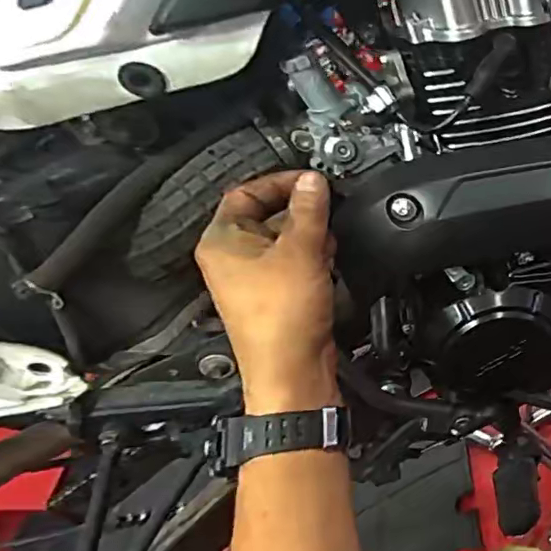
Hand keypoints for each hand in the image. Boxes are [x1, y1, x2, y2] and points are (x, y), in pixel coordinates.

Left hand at [194, 170, 342, 413]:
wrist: (294, 369)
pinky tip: (328, 265)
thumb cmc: (280, 321)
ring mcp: (255, 277)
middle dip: (303, 213)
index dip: (281, 181)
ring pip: (286, 239)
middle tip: (325, 213)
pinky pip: (296, 262)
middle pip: (270, 214)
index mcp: (222, 241)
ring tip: (326, 246)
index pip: (247, 190)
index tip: (311, 181)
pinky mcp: (278, 293)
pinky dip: (314, 258)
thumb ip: (310, 210)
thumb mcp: (301, 251)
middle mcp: (233, 258)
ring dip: (312, 237)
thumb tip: (313, 182)